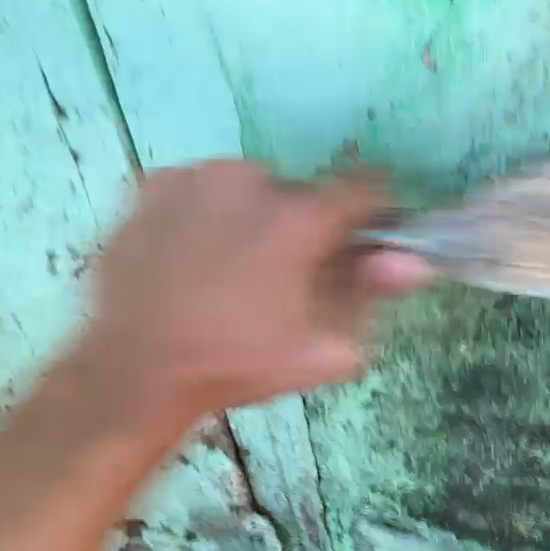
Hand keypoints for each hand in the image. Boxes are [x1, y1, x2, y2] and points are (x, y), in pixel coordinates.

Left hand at [69, 161, 431, 431]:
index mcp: (298, 217)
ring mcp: (193, 179)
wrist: (137, 372)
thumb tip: (412, 261)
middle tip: (289, 276)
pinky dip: (206, 216)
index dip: (375, 215)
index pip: (363, 190)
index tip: (369, 239)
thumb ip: (370, 296)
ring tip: (235, 272)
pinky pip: (199, 192)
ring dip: (254, 218)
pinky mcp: (149, 188)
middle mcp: (248, 180)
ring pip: (247, 190)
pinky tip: (195, 260)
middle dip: (305, 227)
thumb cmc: (239, 365)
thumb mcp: (323, 348)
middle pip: (300, 194)